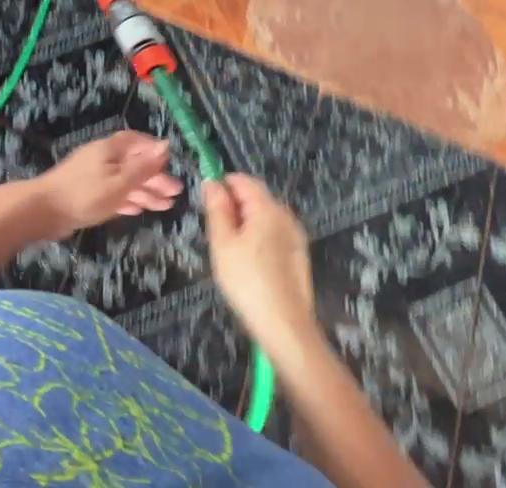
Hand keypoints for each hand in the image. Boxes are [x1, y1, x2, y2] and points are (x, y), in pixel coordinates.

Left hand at [36, 130, 182, 235]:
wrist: (44, 210)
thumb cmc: (85, 193)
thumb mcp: (120, 181)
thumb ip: (143, 167)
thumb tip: (165, 145)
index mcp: (109, 149)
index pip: (135, 141)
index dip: (153, 149)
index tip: (171, 162)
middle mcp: (101, 159)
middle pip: (132, 164)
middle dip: (154, 177)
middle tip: (175, 193)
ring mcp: (92, 177)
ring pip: (123, 181)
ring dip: (145, 192)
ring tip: (165, 206)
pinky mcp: (85, 194)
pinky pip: (111, 194)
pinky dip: (126, 200)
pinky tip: (138, 210)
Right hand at [202, 174, 318, 353]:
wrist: (284, 325)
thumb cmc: (247, 281)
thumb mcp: (222, 243)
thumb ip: (217, 208)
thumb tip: (211, 182)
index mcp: (268, 209)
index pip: (242, 180)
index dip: (221, 185)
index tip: (206, 205)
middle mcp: (286, 216)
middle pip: (255, 196)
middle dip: (233, 206)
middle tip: (217, 233)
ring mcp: (296, 236)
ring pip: (264, 216)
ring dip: (245, 222)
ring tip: (231, 251)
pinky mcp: (299, 255)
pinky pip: (274, 233)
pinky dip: (258, 237)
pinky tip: (250, 263)